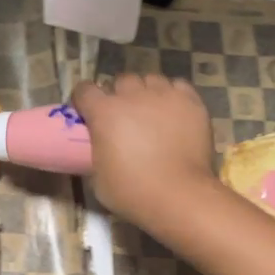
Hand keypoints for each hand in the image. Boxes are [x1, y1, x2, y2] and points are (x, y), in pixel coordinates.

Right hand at [70, 74, 218, 227]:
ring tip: (151, 111)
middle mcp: (132, 95)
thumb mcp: (98, 177)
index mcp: (104, 112)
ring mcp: (164, 95)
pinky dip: (172, 95)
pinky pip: (178, 86)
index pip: (85, 89)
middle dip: (119, 94)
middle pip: (121, 81)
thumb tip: (101, 148)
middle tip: (124, 116)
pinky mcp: (190, 101)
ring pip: (151, 80)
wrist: (178, 195)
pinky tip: (174, 112)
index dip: (84, 100)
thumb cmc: (131, 191)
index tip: (87, 113)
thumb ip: (96, 152)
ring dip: (146, 92)